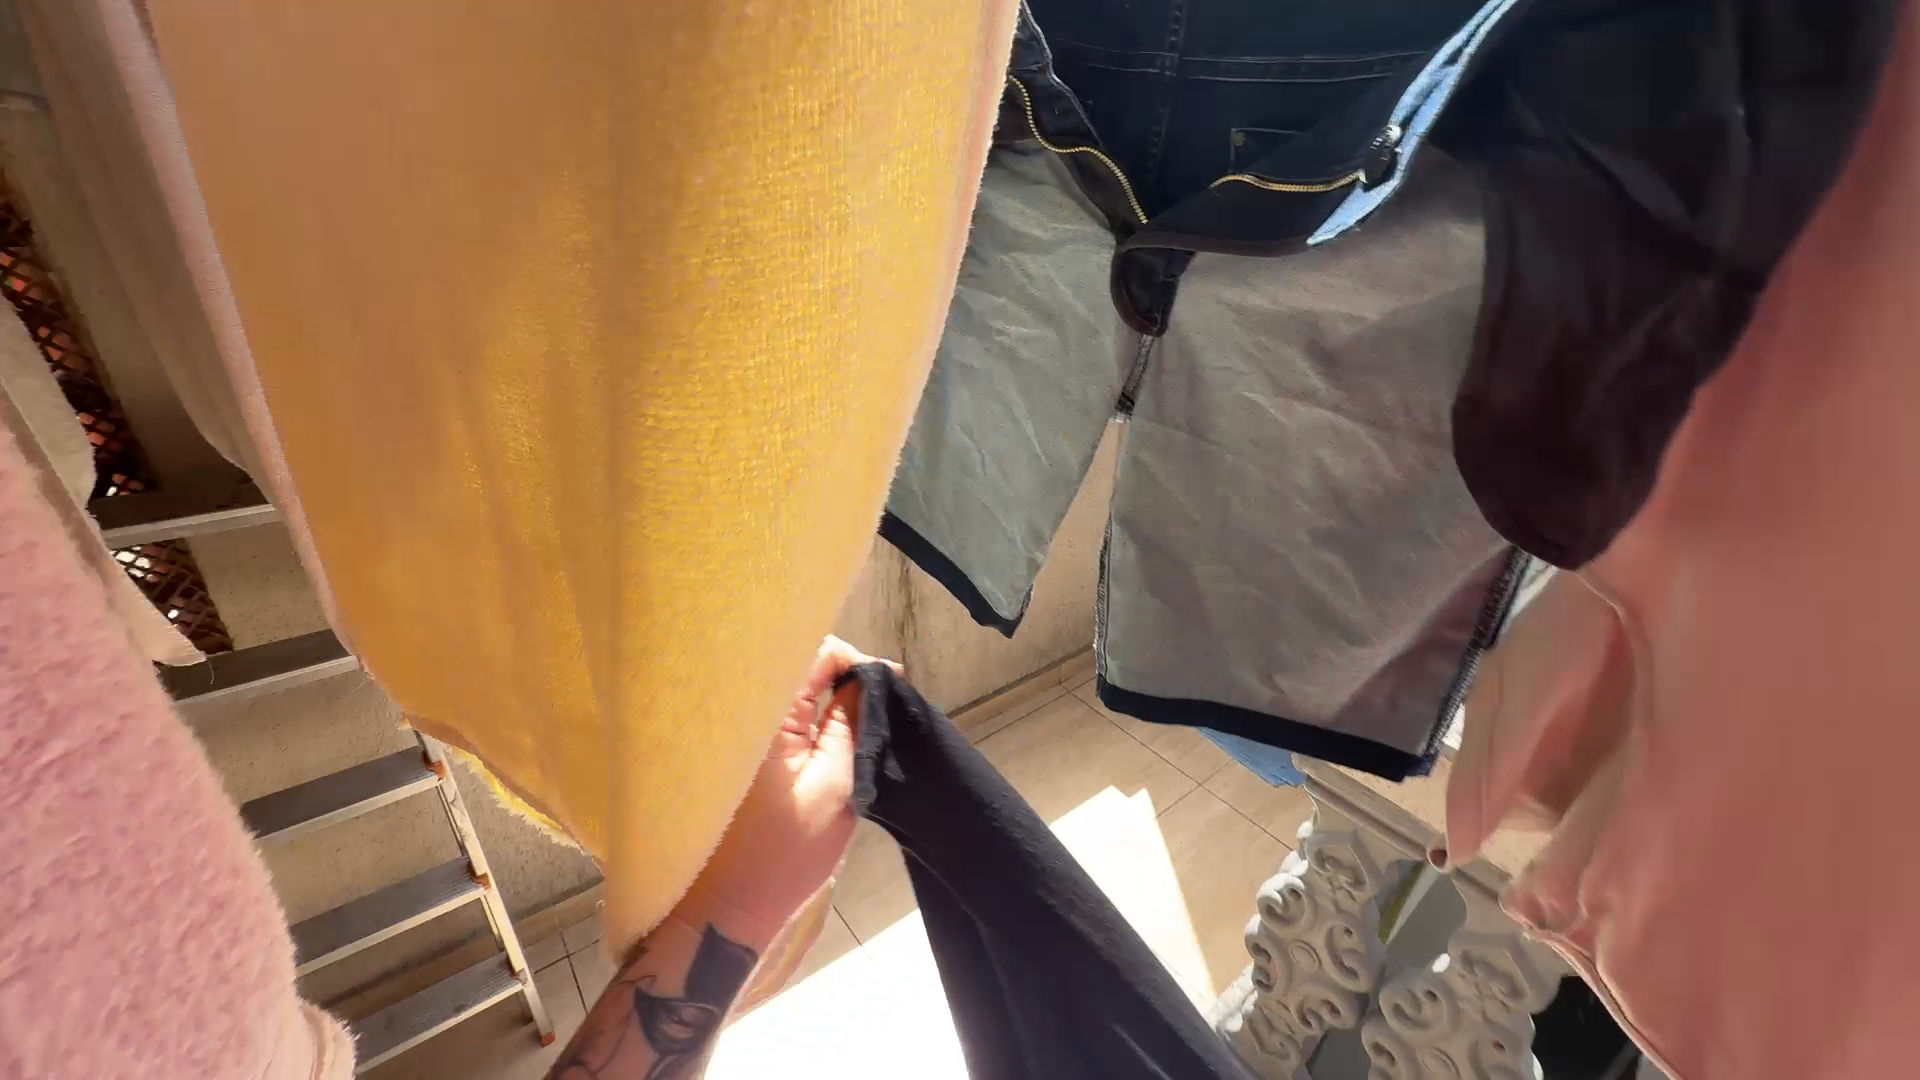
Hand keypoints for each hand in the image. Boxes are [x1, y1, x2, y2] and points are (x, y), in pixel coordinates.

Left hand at [674, 636, 897, 941]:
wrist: (729, 908)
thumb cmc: (789, 852)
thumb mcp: (839, 783)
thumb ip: (853, 721)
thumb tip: (872, 675)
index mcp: (769, 716)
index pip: (816, 653)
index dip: (856, 660)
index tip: (889, 681)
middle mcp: (747, 713)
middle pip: (799, 662)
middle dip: (843, 671)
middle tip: (878, 695)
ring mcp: (740, 732)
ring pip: (789, 685)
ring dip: (827, 689)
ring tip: (862, 711)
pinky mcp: (740, 750)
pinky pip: (778, 710)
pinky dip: (808, 709)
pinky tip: (833, 727)